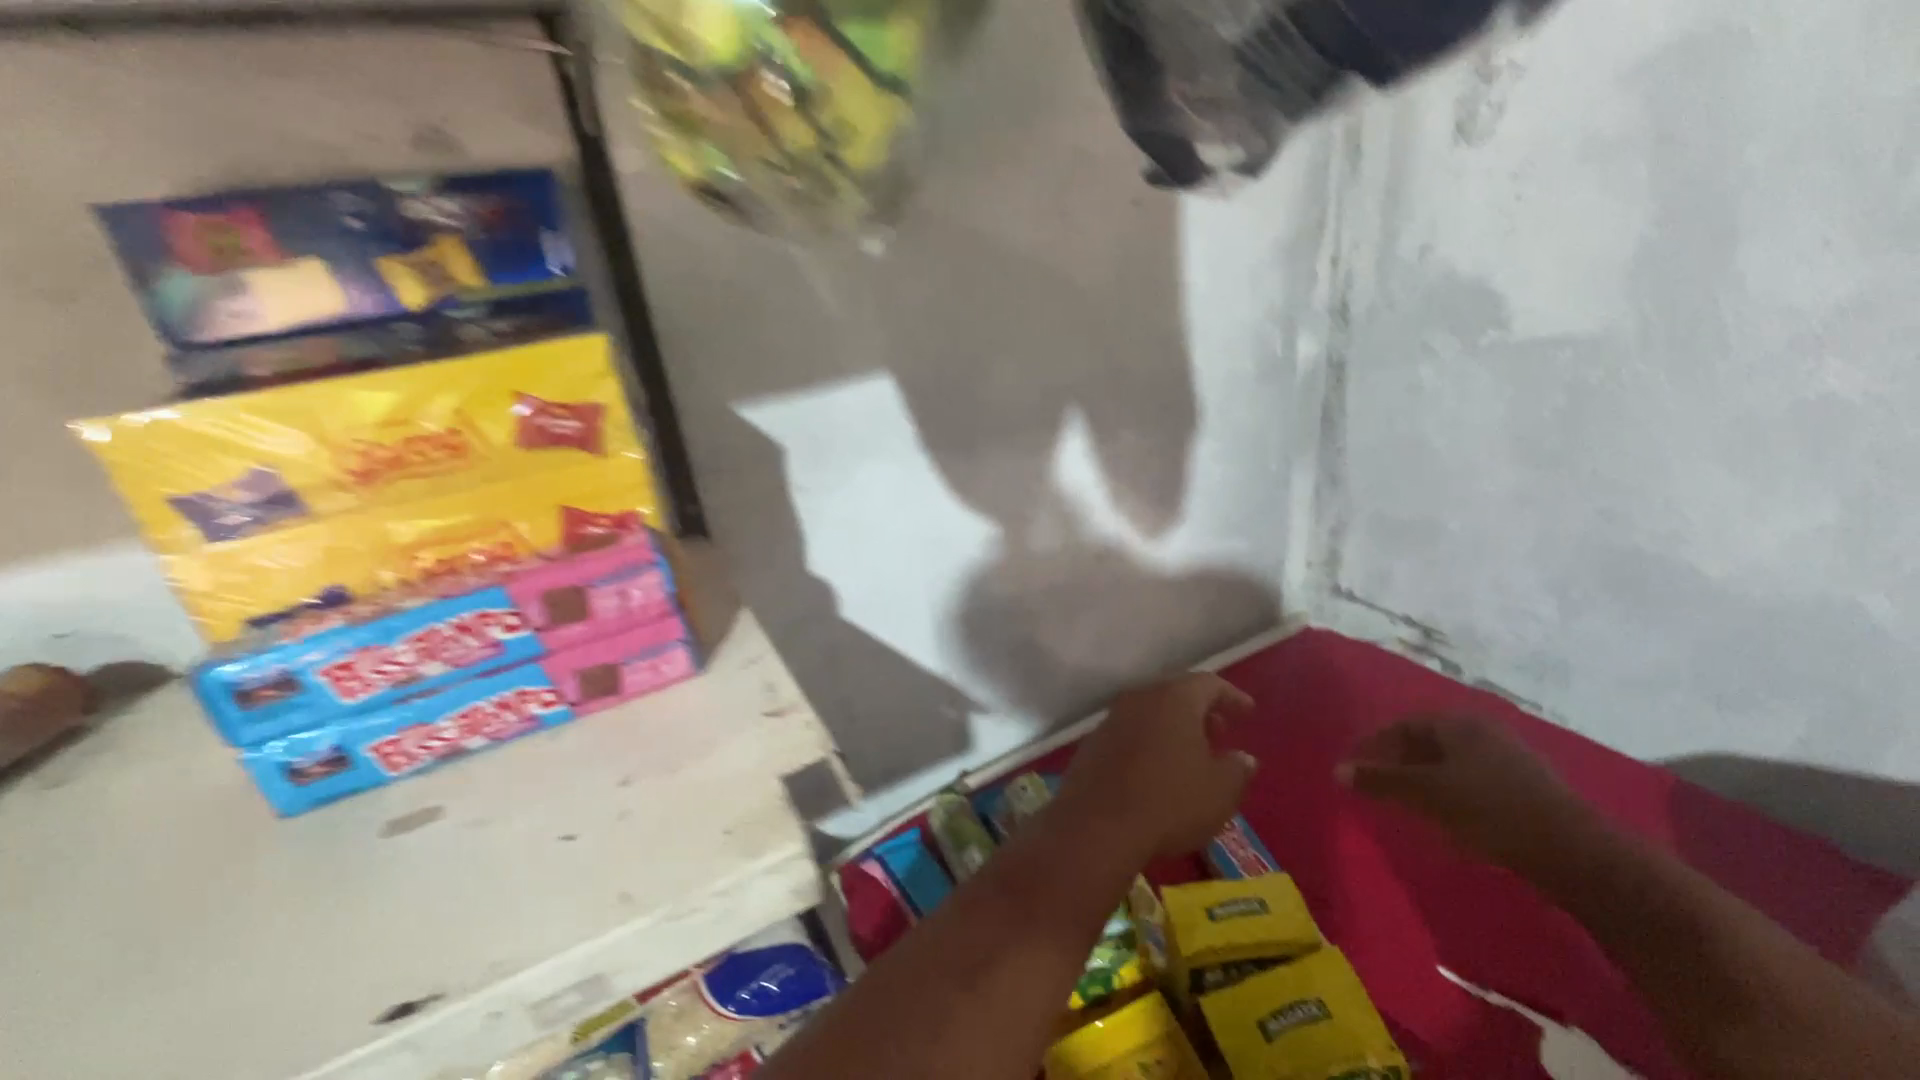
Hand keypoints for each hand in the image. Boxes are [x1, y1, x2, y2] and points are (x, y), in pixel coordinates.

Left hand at [1058, 672, 1257, 858]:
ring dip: (1171, 730)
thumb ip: (1237, 769)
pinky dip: (1147, 746)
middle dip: (1200, 712)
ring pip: (1149, 716)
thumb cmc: (1169, 803)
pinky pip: (1128, 736)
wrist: (1095, 828)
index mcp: (1174, 699)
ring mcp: (1109, 722)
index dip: (1231, 696)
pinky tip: (1155, 774)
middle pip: (1174, 696)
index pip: (1208, 684)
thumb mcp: (1220, 792)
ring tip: (1190, 756)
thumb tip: (1242, 758)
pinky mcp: (1090, 747)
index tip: (1247, 712)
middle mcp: (1138, 700)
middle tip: (1219, 733)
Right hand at [1337, 713, 1601, 869]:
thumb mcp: (1427, 794)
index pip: (1404, 725)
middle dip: (1398, 761)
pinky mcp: (1525, 786)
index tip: (1354, 767)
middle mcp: (1484, 731)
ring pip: (1452, 762)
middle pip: (1428, 740)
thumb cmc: (1489, 810)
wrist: (1571, 850)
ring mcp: (1509, 758)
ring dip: (1423, 778)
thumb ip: (1381, 781)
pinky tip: (1444, 816)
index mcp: (1459, 723)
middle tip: (1375, 784)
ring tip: (1405, 803)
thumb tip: (1338, 770)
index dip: (1374, 744)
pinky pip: (1472, 780)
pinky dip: (1448, 792)